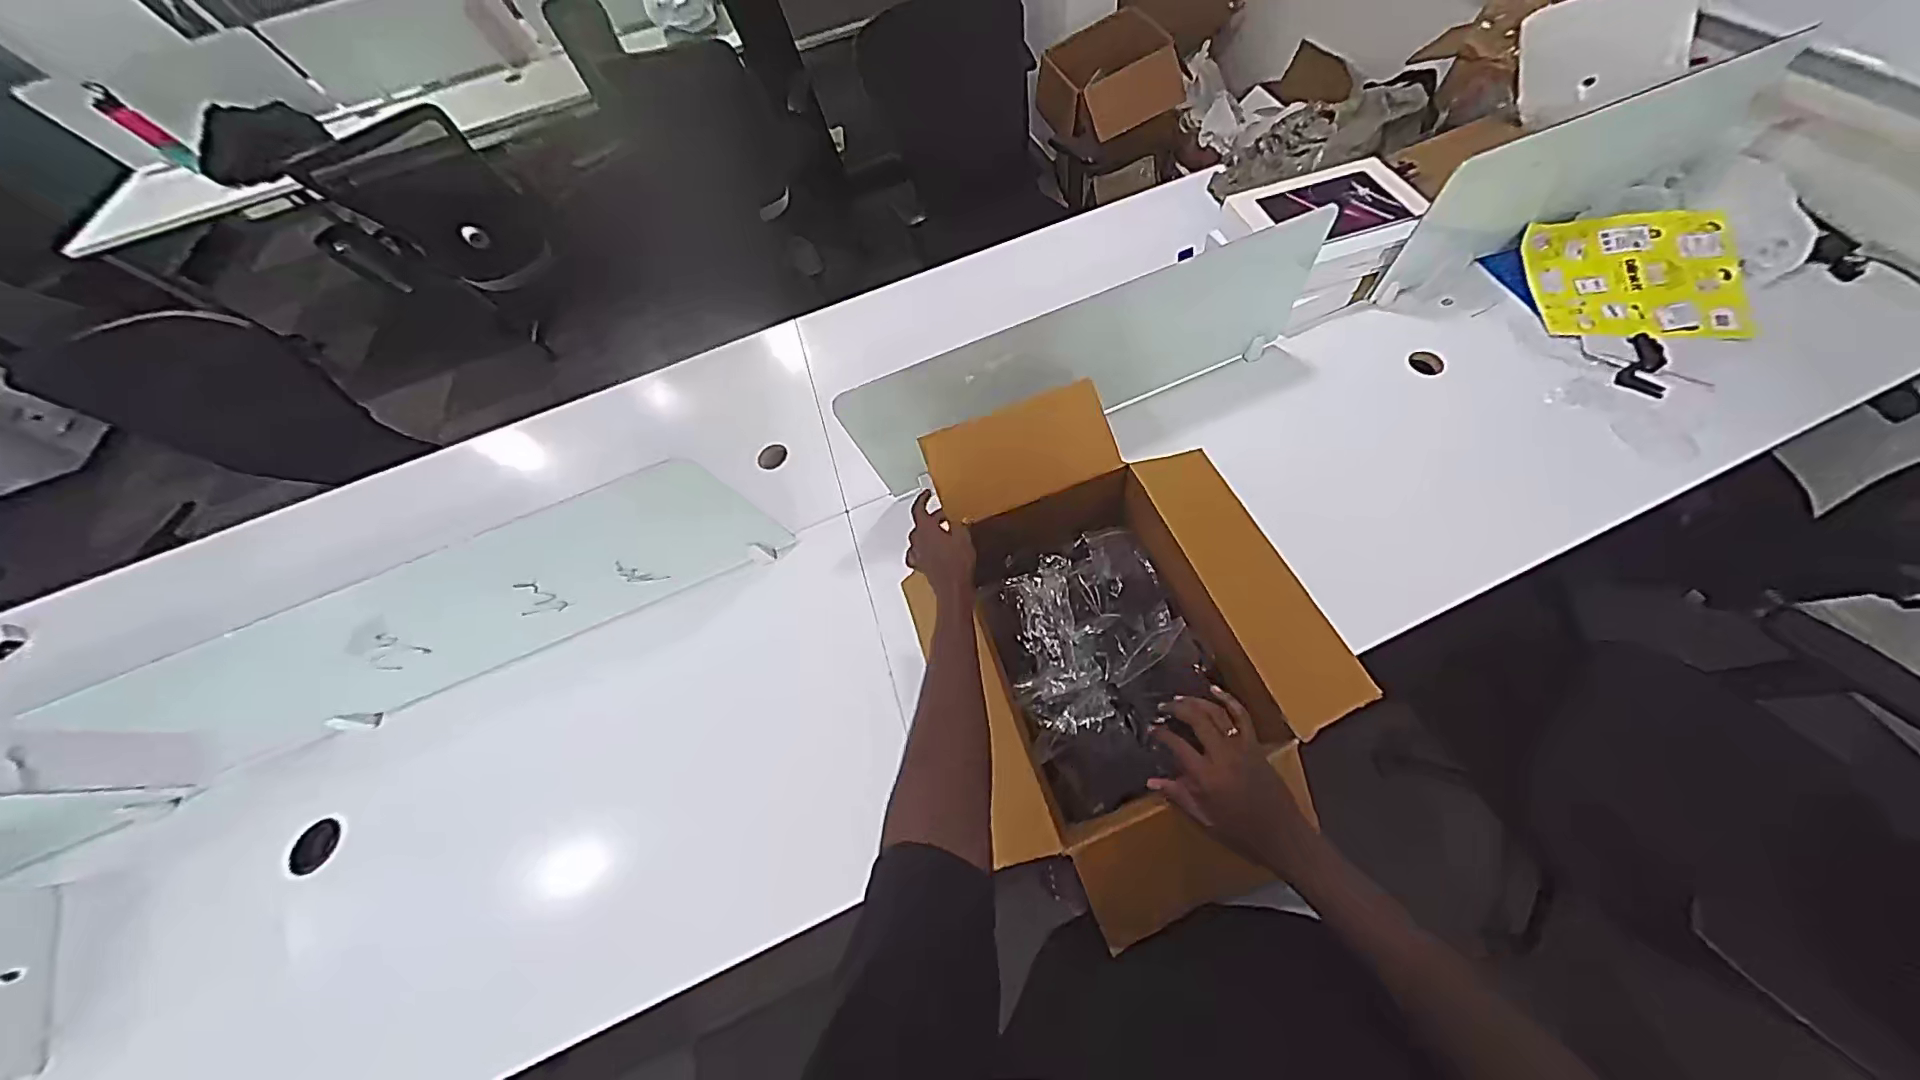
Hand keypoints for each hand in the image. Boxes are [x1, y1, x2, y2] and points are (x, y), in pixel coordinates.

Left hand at [906, 490, 975, 604]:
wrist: (953, 588)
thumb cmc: (957, 564)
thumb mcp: (962, 536)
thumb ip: (957, 524)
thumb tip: (956, 519)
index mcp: (925, 529)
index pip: (919, 508)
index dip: (923, 499)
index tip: (927, 494)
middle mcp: (918, 540)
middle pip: (921, 523)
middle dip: (934, 517)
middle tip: (946, 515)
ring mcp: (918, 554)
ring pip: (919, 537)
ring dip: (929, 532)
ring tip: (943, 531)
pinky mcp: (922, 566)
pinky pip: (919, 554)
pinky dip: (924, 549)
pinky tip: (932, 550)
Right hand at [1148, 687, 1314, 877]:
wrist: (1282, 835)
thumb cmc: (1240, 832)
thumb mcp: (1204, 819)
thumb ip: (1178, 795)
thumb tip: (1152, 781)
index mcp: (1206, 776)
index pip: (1176, 745)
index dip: (1161, 734)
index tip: (1152, 730)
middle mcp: (1222, 756)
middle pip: (1196, 720)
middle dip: (1176, 709)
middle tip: (1163, 708)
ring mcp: (1241, 747)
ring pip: (1216, 713)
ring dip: (1197, 701)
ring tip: (1181, 698)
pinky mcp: (1255, 746)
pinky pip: (1242, 717)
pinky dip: (1229, 701)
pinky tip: (1216, 691)